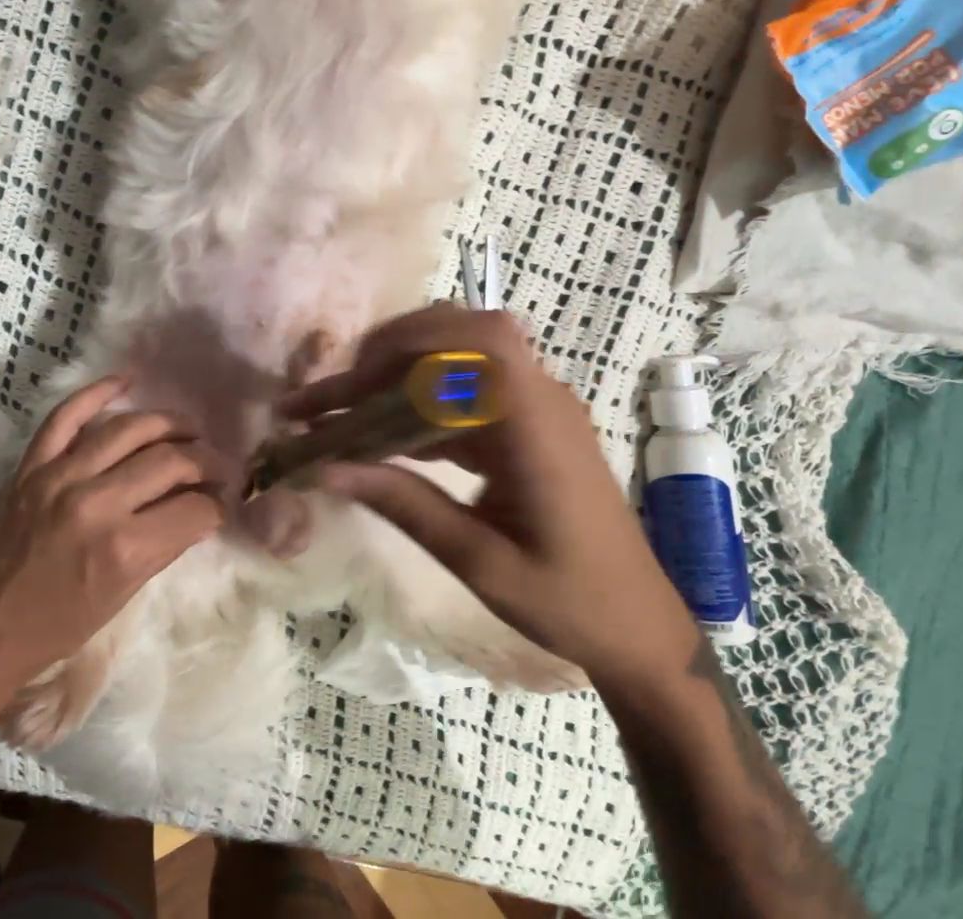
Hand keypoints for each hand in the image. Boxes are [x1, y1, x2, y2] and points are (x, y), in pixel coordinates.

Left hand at [0, 378, 225, 713]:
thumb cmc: (59, 625)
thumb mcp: (123, 594)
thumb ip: (164, 546)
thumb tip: (199, 509)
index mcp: (124, 548)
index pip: (194, 508)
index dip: (216, 504)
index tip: (221, 500)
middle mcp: (96, 503)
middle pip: (169, 460)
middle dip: (205, 460)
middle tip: (216, 465)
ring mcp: (58, 477)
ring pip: (127, 429)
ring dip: (167, 424)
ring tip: (187, 430)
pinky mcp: (30, 465)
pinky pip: (65, 416)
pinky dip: (96, 393)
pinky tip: (124, 383)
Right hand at [280, 304, 700, 690]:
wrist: (637, 627)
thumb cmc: (567, 600)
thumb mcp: (478, 561)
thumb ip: (405, 506)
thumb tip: (326, 468)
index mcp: (536, 424)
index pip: (475, 340)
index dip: (407, 342)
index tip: (350, 383)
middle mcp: (539, 401)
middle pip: (460, 336)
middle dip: (389, 354)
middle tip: (332, 397)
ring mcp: (534, 413)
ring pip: (457, 366)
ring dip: (396, 380)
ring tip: (334, 416)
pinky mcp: (526, 431)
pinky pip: (464, 399)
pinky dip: (415, 408)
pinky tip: (376, 441)